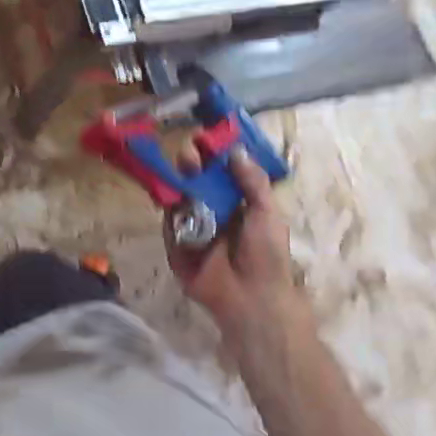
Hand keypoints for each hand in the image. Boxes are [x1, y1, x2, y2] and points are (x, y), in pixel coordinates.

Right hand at [165, 148, 306, 344]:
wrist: (250, 297)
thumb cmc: (266, 255)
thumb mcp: (267, 213)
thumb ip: (253, 182)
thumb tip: (236, 150)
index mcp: (237, 203)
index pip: (220, 172)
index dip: (213, 155)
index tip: (206, 138)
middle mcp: (213, 211)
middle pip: (195, 180)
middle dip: (191, 164)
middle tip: (190, 154)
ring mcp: (191, 227)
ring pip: (178, 197)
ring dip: (178, 182)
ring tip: (181, 172)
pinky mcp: (175, 243)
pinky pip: (168, 222)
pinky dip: (168, 211)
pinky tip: (172, 201)